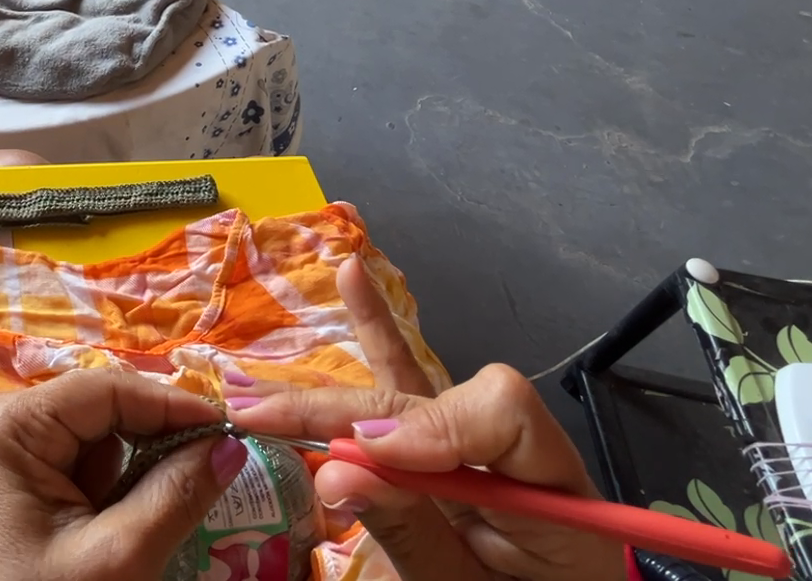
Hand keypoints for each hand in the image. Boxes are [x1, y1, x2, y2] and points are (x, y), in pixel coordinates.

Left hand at [0, 369, 248, 580]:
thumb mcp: (114, 558)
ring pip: (102, 438)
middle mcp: (11, 420)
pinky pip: (88, 466)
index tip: (230, 430)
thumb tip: (230, 446)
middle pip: (105, 408)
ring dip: (142, 466)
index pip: (107, 388)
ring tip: (177, 497)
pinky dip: (121, 487)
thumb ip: (174, 496)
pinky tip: (140, 516)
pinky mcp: (26, 480)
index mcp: (15, 422)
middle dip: (159, 436)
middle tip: (217, 462)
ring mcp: (17, 449)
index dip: (172, 403)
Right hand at [229, 259, 621, 580]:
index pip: (503, 414)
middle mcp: (516, 452)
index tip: (366, 452)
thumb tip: (330, 472)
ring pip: (402, 387)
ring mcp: (475, 444)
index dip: (429, 423)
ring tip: (255, 388)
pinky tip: (350, 278)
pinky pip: (406, 384)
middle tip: (262, 417)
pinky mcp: (442, 447)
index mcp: (556, 495)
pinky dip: (372, 334)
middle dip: (338, 411)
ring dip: (324, 391)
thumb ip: (411, 534)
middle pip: (424, 402)